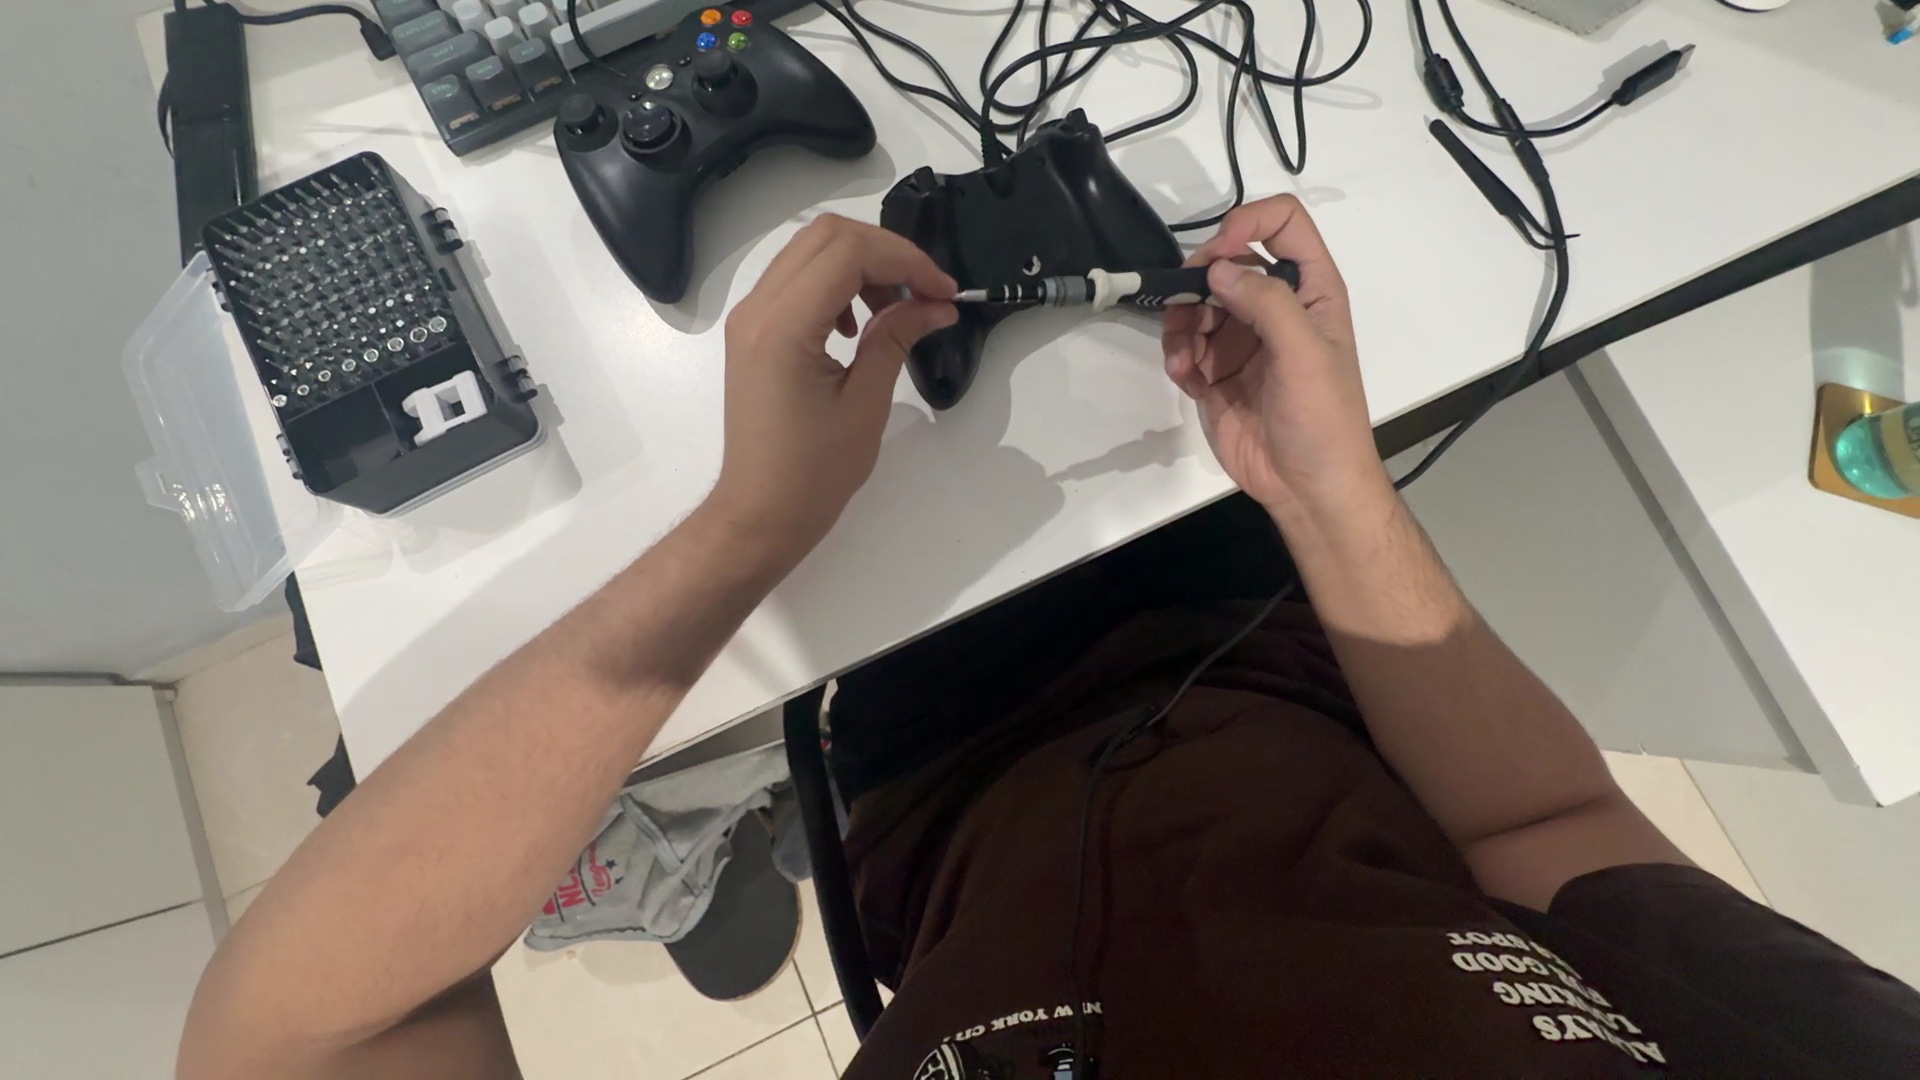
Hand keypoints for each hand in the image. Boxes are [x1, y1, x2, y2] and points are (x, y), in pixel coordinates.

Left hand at [711, 214, 957, 565]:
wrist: (761, 511)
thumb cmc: (814, 473)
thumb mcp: (866, 405)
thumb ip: (895, 339)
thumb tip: (937, 304)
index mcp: (783, 328)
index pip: (847, 253)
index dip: (904, 260)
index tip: (944, 293)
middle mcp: (757, 309)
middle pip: (825, 236)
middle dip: (886, 253)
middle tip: (925, 294)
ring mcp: (749, 318)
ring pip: (809, 252)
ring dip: (861, 266)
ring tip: (894, 311)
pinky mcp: (753, 332)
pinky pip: (795, 280)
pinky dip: (835, 285)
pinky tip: (856, 326)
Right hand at [1161, 195, 1394, 537]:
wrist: (1305, 485)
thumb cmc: (1321, 417)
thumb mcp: (1305, 353)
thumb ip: (1266, 302)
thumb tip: (1217, 268)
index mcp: (1309, 291)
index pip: (1282, 225)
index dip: (1247, 224)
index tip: (1215, 256)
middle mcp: (1273, 309)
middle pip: (1225, 265)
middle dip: (1197, 283)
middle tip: (1182, 311)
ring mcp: (1241, 342)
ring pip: (1197, 307)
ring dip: (1180, 326)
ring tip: (1183, 359)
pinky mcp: (1215, 375)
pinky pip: (1186, 350)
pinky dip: (1177, 358)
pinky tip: (1184, 377)